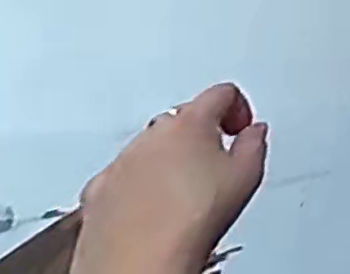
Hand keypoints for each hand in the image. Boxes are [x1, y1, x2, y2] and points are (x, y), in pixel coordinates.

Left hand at [70, 83, 268, 273]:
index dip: (238, 107)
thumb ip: (255, 140)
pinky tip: (152, 206)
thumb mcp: (248, 172)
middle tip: (217, 157)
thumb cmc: (190, 223)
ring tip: (186, 189)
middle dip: (202, 133)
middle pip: (182, 118)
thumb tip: (252, 133)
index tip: (241, 128)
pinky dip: (136, 185)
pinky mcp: (93, 199)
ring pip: (150, 148)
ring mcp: (117, 168)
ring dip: (168, 158)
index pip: (221, 93)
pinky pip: (120, 178)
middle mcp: (149, 138)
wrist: (140, 270)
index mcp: (189, 122)